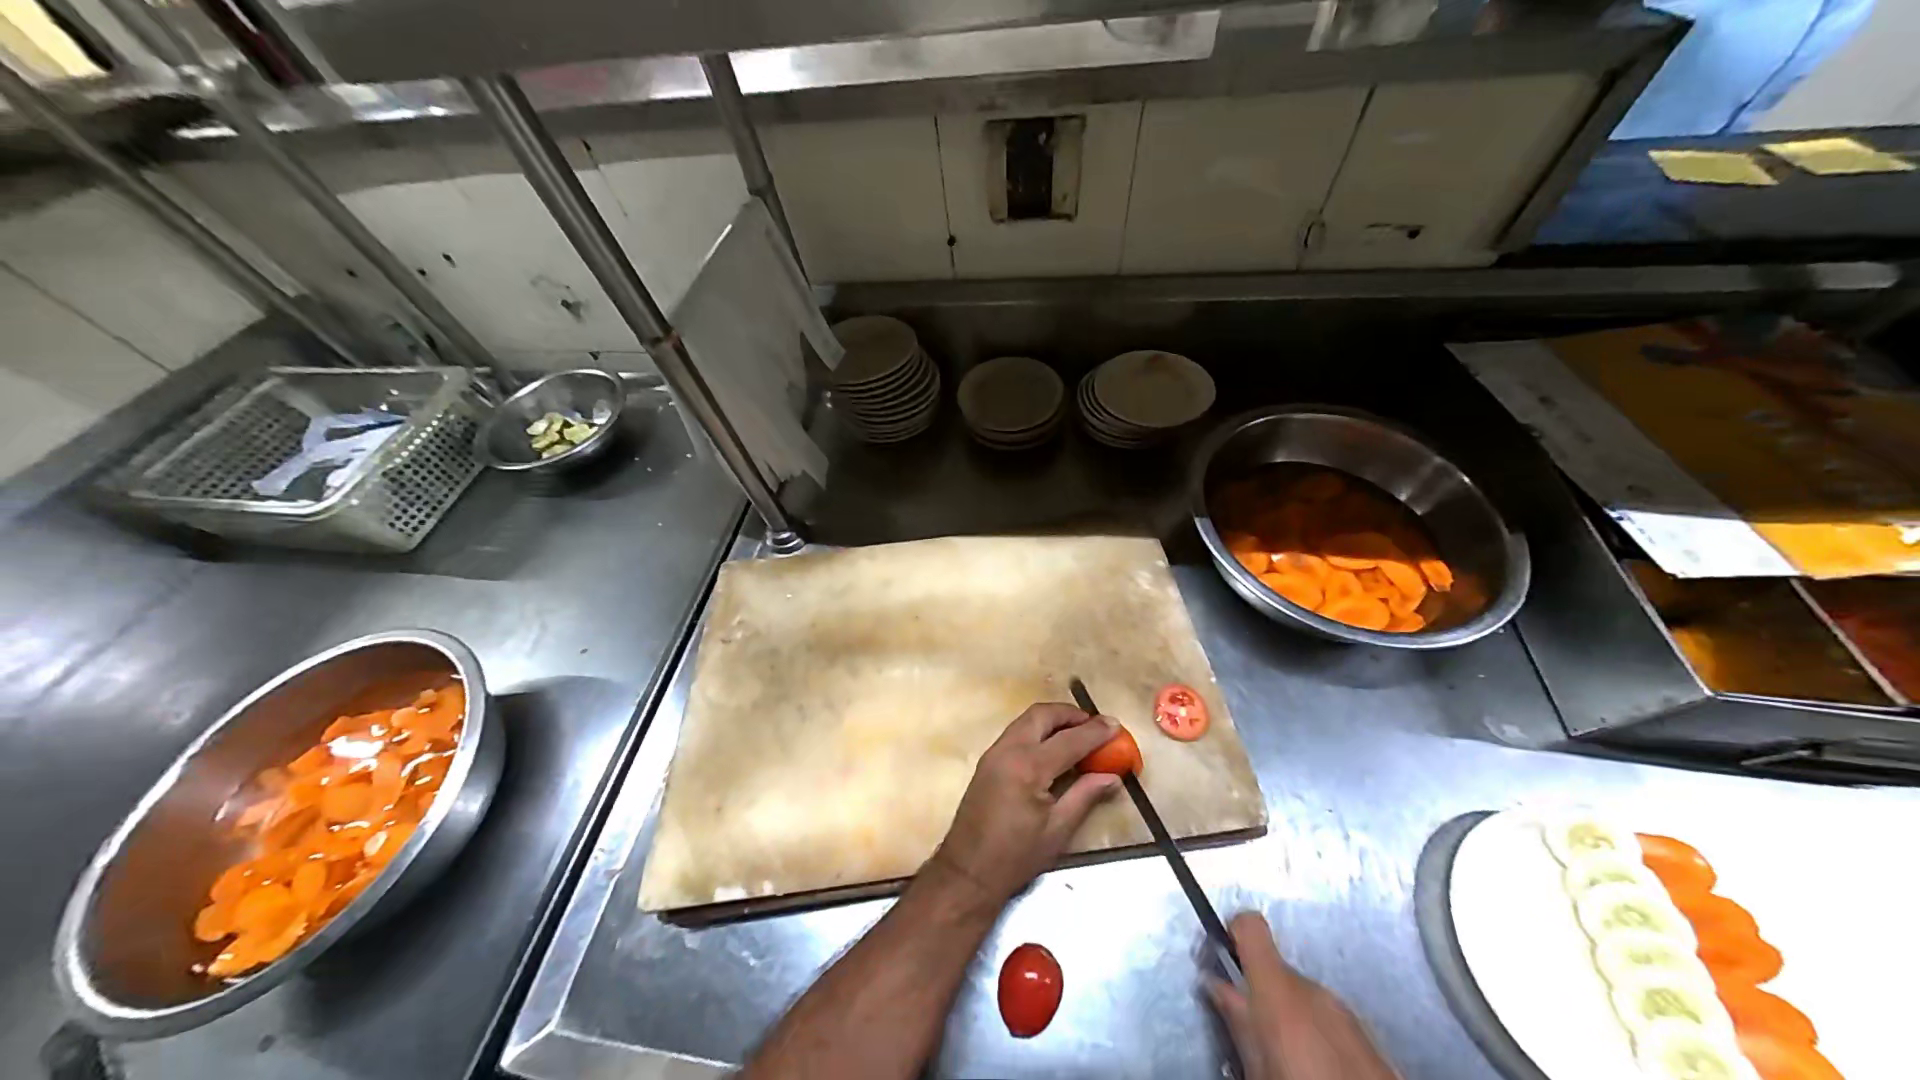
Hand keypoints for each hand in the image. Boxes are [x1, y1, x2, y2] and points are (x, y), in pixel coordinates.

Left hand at [928, 703, 1121, 904]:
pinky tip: (1053, 746)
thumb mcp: (1058, 830)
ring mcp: (994, 753)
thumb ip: (1086, 795)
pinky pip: (1016, 732)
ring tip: (1078, 733)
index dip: (1096, 731)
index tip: (1117, 725)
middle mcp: (1009, 750)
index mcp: (1028, 766)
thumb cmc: (1016, 856)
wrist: (967, 871)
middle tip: (1095, 725)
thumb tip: (1113, 776)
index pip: (1070, 739)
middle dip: (1071, 714)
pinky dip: (1038, 730)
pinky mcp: (987, 761)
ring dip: (1053, 719)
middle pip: (1042, 715)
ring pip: (1027, 720)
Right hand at [1206, 913, 1399, 1079]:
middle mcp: (1314, 990)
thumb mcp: (1256, 1069)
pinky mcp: (1369, 1038)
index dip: (1234, 932)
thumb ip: (1236, 1021)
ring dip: (1291, 1019)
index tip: (1225, 955)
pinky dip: (1317, 1037)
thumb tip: (1218, 986)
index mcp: (1279, 990)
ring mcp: (1347, 1013)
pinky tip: (1318, 1072)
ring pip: (1304, 998)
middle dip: (1261, 995)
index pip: (1251, 927)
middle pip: (1277, 971)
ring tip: (1289, 1063)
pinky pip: (1329, 1021)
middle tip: (1255, 1034)